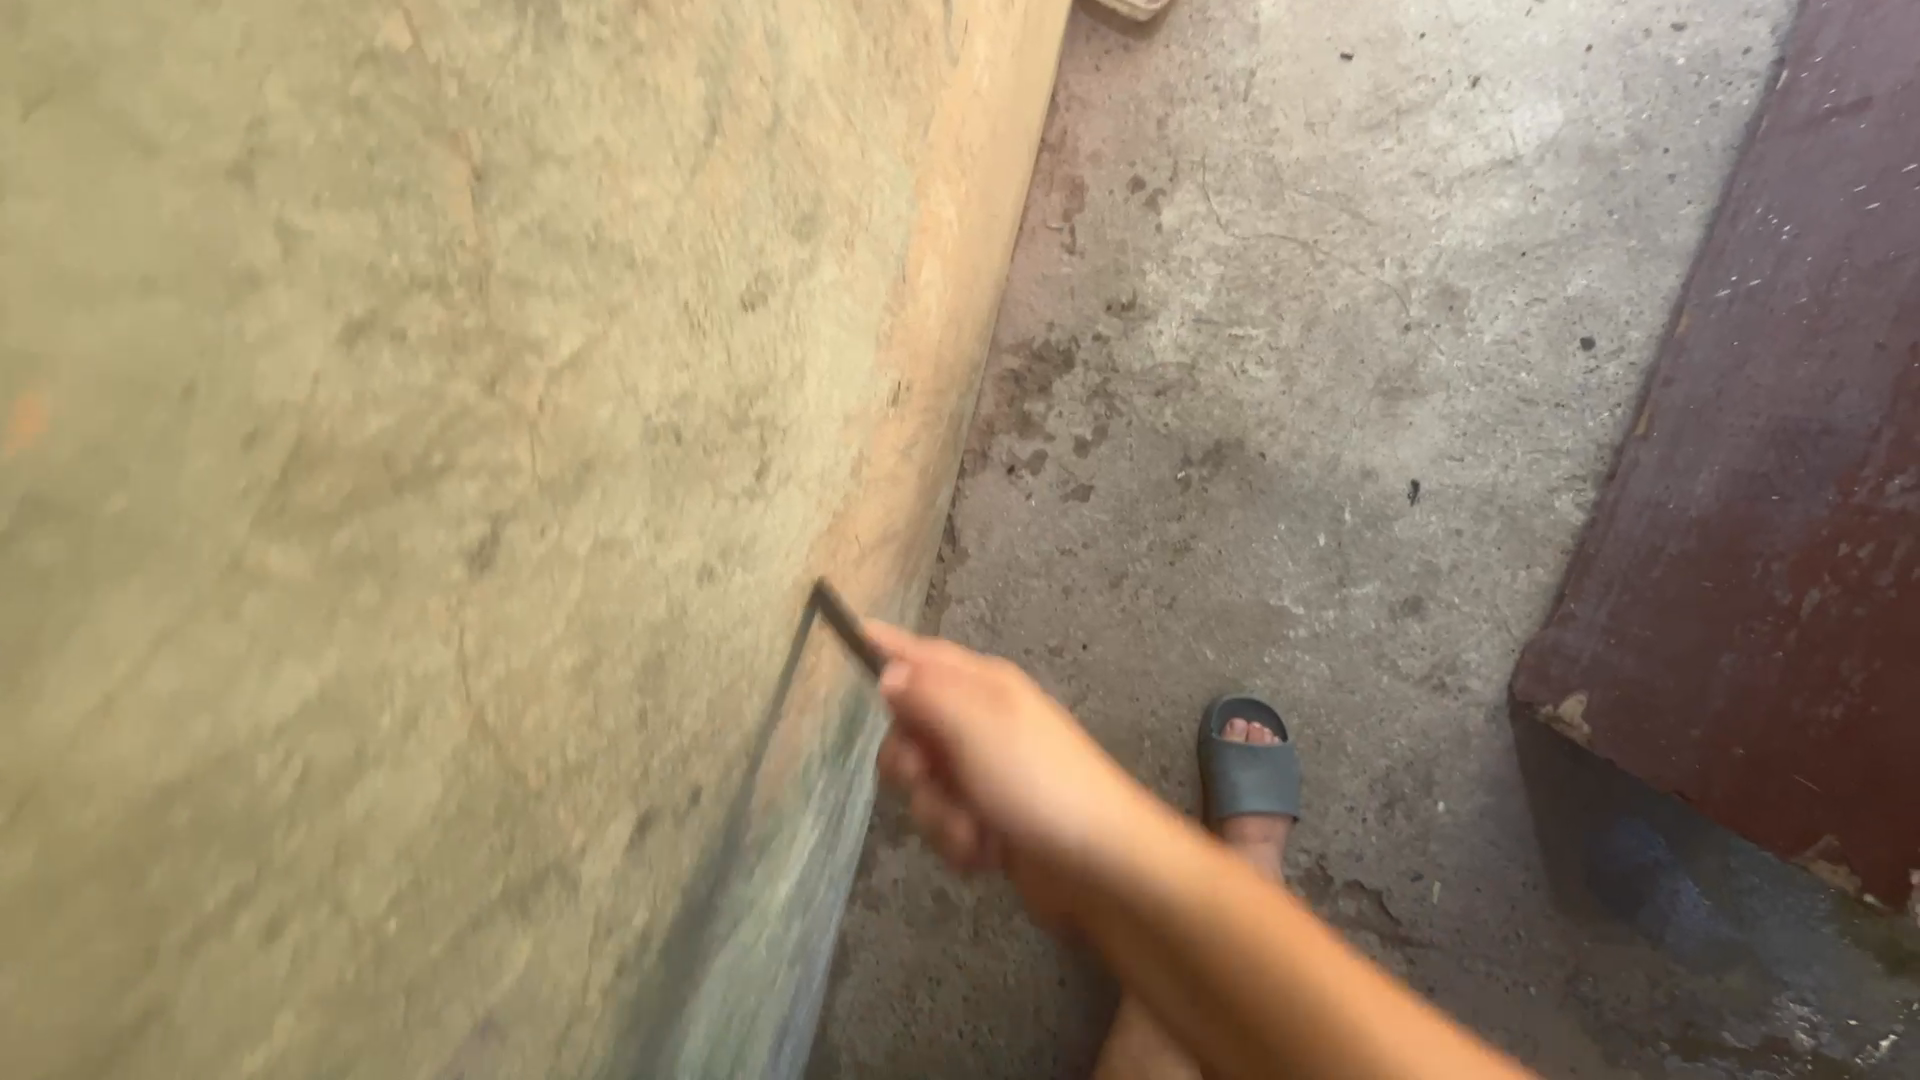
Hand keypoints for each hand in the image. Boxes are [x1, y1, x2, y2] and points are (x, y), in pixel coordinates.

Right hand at [866, 622, 1153, 915]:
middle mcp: (980, 724)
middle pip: (909, 729)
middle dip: (909, 764)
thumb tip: (889, 672)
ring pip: (922, 786)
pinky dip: (960, 842)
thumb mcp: (976, 724)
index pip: (924, 655)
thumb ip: (926, 694)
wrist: (1098, 864)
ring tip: (976, 830)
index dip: (889, 646)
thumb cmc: (1036, 780)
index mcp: (982, 687)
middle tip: (928, 775)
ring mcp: (985, 774)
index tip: (855, 631)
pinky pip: (945, 824)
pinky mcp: (989, 819)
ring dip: (939, 815)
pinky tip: (987, 853)